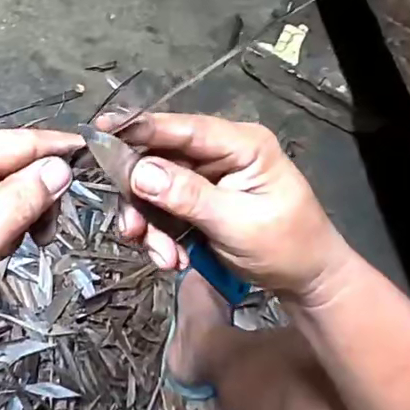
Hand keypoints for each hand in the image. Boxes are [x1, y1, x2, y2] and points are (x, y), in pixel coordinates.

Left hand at [0, 129, 82, 354]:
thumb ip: (18, 204)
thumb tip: (60, 169)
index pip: (27, 141)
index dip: (66, 155)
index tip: (103, 169)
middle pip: (18, 161)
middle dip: (38, 195)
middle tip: (39, 238)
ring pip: (5, 182)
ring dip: (19, 212)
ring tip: (5, 248)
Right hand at [97, 112, 355, 303]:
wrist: (306, 282)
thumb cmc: (287, 246)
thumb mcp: (237, 222)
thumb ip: (188, 196)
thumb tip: (139, 173)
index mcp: (241, 144)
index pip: (184, 128)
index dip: (141, 127)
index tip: (102, 128)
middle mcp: (219, 155)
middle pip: (160, 160)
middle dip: (141, 197)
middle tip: (132, 229)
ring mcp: (206, 179)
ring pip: (155, 189)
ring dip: (151, 225)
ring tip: (162, 256)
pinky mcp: (196, 202)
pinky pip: (162, 211)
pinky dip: (160, 236)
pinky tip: (171, 259)